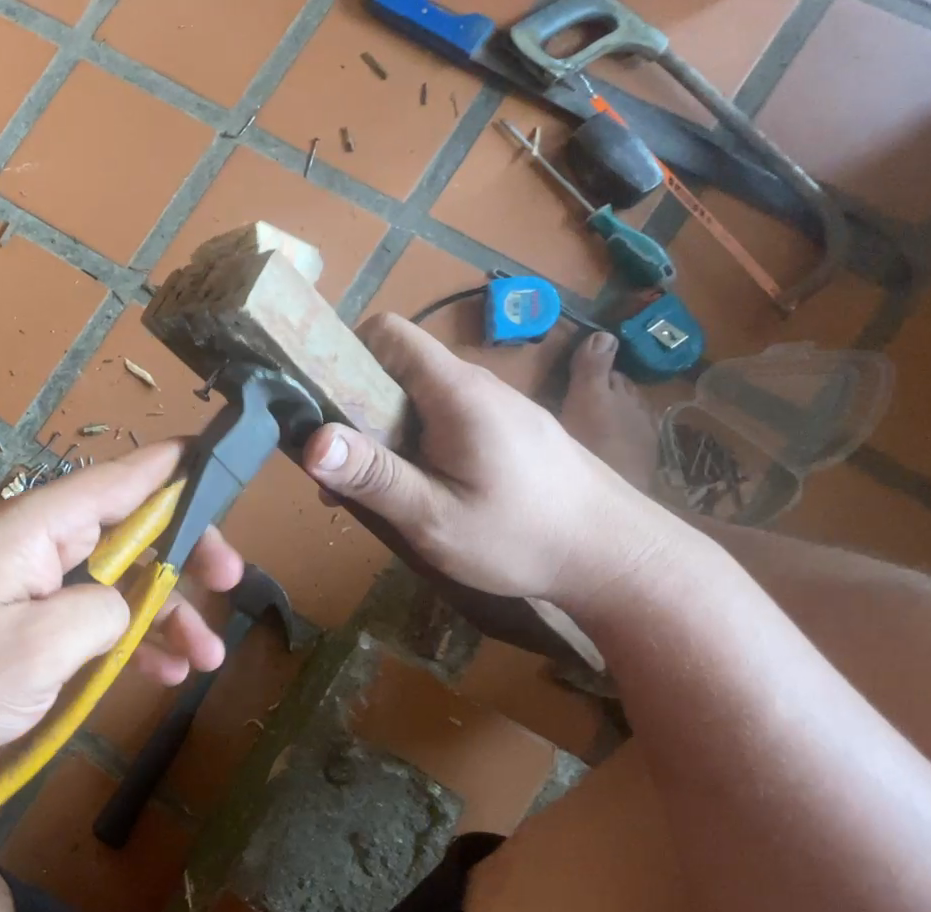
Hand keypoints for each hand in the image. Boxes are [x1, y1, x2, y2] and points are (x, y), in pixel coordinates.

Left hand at [0, 441, 243, 760]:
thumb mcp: (34, 650)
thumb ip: (101, 615)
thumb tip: (125, 605)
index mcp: (38, 527)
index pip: (122, 479)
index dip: (179, 471)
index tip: (226, 468)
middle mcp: (35, 542)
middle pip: (127, 531)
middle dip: (183, 559)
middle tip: (230, 585)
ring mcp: (23, 580)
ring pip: (111, 581)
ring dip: (159, 614)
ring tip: (203, 657)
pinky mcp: (13, 616)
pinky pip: (80, 615)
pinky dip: (119, 639)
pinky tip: (155, 672)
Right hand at [302, 315, 679, 605]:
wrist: (620, 560)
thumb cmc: (523, 538)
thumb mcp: (435, 517)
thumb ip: (374, 477)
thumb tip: (310, 441)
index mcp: (455, 392)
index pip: (387, 333)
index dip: (343, 355)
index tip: (318, 405)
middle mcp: (475, 387)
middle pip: (395, 372)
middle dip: (354, 413)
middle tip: (336, 472)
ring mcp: (495, 410)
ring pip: (416, 404)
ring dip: (382, 440)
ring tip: (373, 496)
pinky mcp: (507, 434)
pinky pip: (442, 425)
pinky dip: (415, 451)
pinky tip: (418, 498)